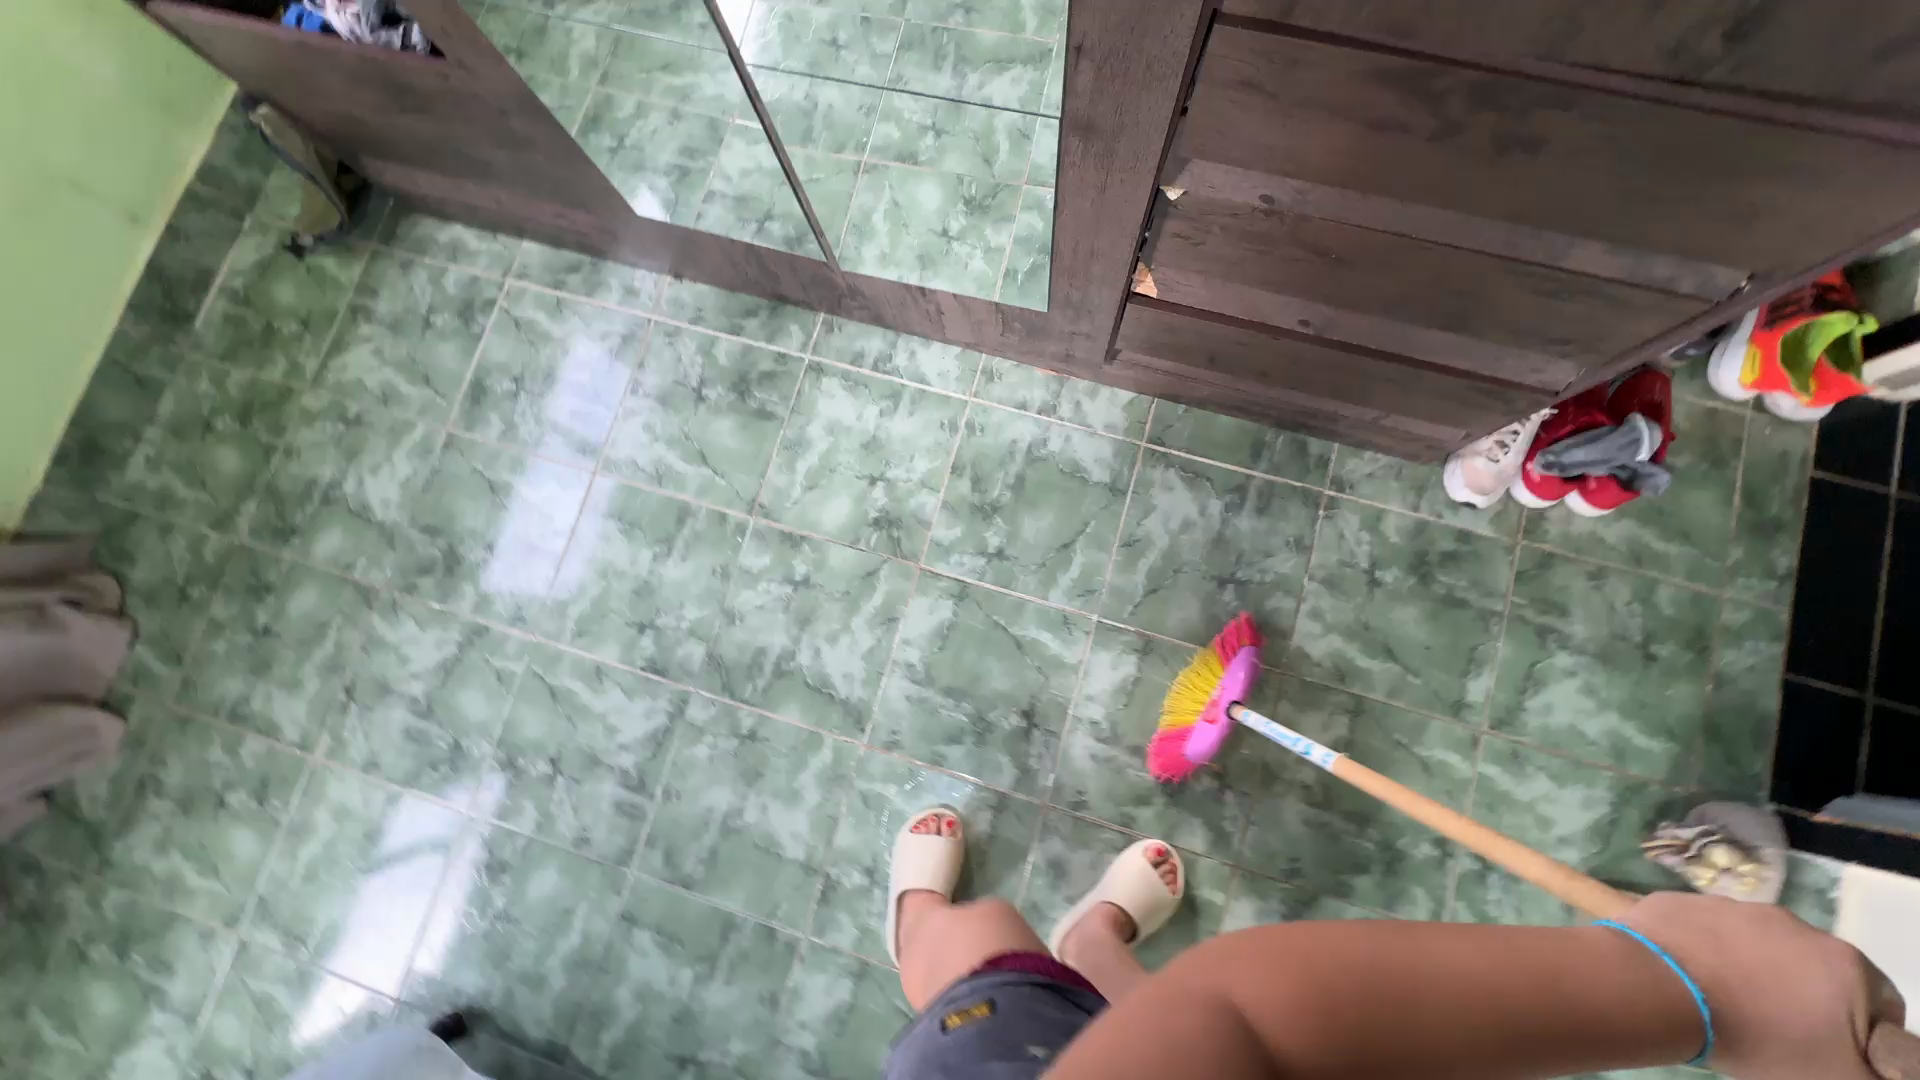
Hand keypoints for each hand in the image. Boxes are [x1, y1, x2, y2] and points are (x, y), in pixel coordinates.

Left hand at [1621, 891, 1905, 1079]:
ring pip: (1753, 944)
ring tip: (1725, 999)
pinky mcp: (1680, 901)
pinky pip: (1702, 930)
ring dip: (1749, 968)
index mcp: (1844, 960)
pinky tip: (1689, 975)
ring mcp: (1727, 905)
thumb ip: (1879, 1071)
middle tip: (1772, 1024)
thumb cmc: (1761, 1038)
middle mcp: (1789, 921)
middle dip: (1802, 995)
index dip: (1858, 1031)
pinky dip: (1701, 949)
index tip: (1825, 1046)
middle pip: (1811, 968)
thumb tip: (1874, 1061)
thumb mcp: (1844, 1078)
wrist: (1657, 988)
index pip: (1878, 1002)